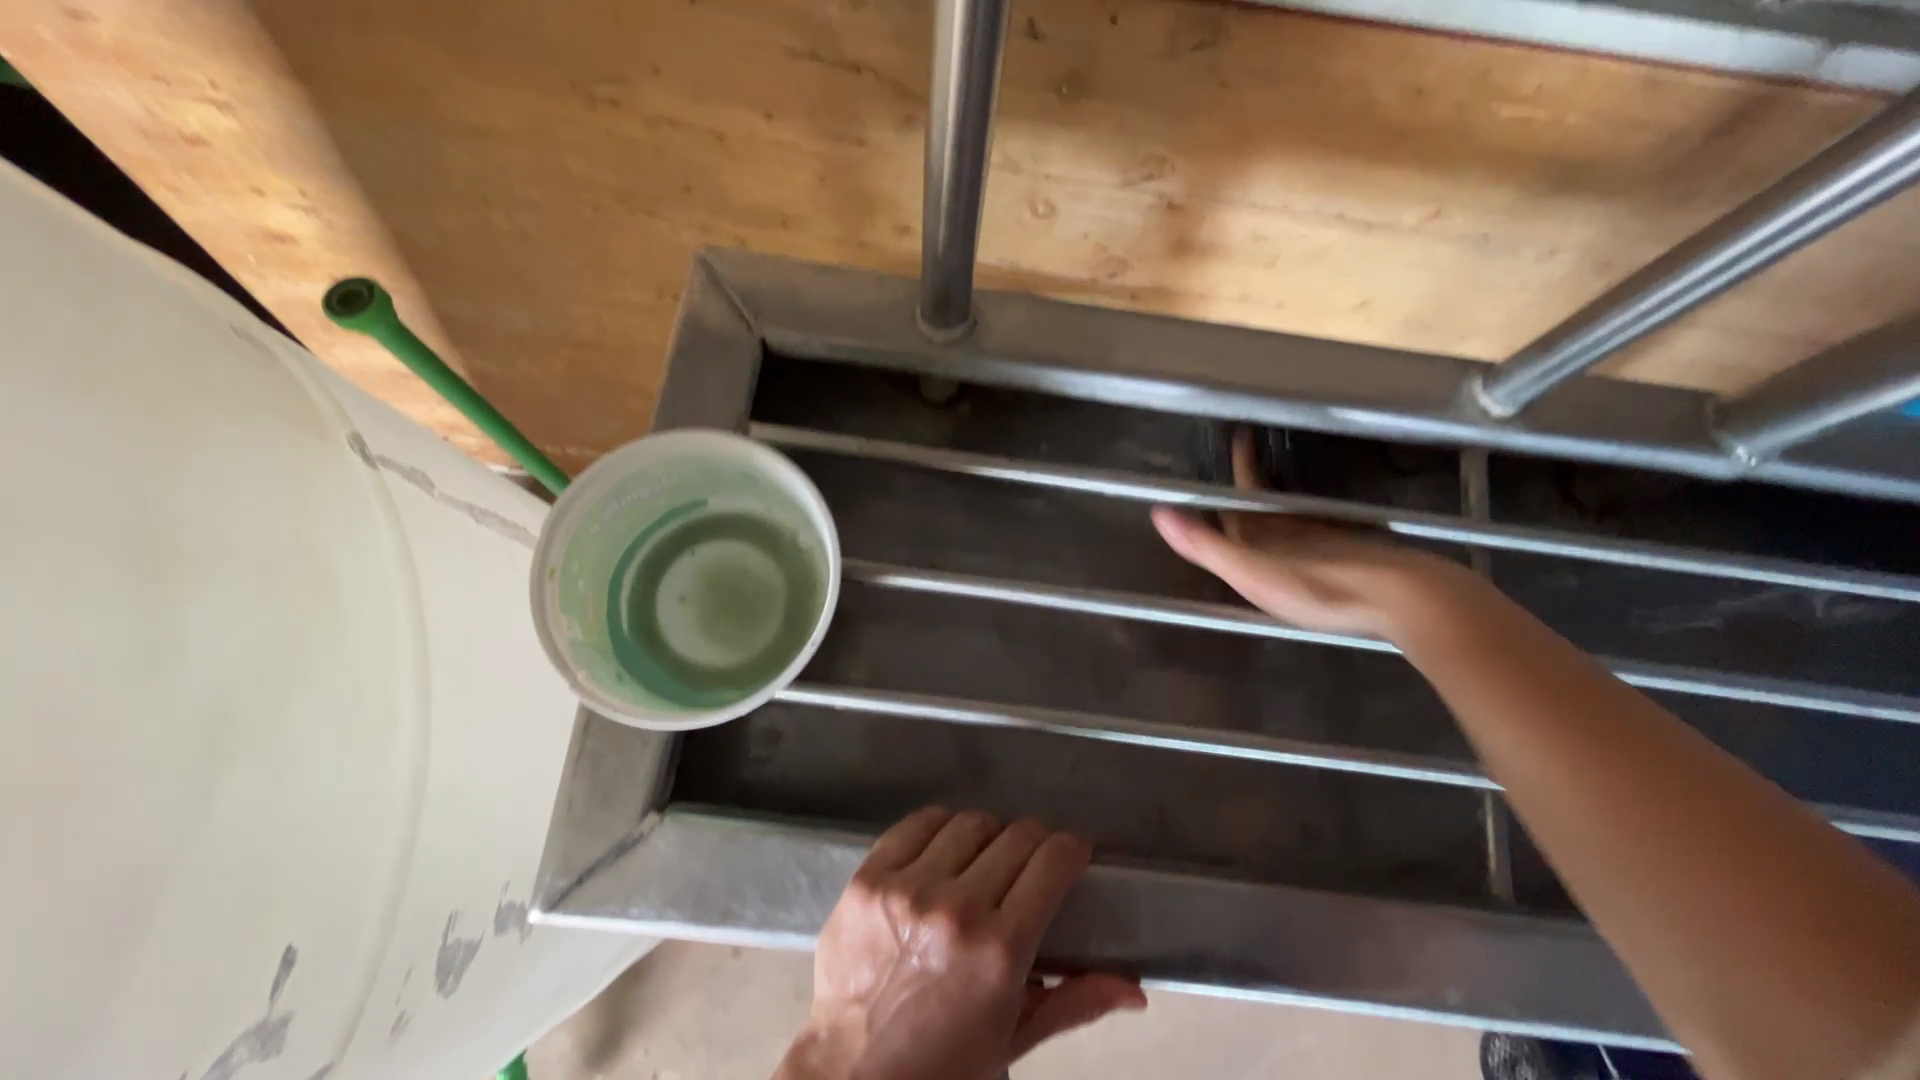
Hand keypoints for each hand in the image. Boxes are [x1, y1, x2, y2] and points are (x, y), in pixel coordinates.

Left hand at [775, 808, 1145, 1079]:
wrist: (850, 1074)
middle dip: (1034, 842)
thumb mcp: (1013, 1039)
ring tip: (985, 858)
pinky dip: (939, 828)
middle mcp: (955, 909)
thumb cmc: (942, 1063)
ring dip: (988, 835)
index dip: (1071, 849)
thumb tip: (1135, 990)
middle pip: (1015, 836)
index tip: (1073, 853)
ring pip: (969, 824)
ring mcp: (905, 889)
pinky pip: (916, 824)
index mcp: (1000, 950)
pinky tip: (944, 849)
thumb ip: (1075, 1004)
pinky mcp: (868, 878)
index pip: (1052, 862)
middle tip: (1031, 861)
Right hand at [1152, 429, 1475, 637]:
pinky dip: (1314, 532)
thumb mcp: (1249, 571)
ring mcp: (1330, 540)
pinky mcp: (1357, 557)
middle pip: (1272, 501)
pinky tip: (1317, 543)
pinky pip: (1325, 537)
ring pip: (1300, 518)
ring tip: (1277, 501)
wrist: (1394, 595)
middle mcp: (1297, 528)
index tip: (1240, 433)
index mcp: (1267, 530)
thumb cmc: (1315, 585)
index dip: (1242, 463)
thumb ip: (1205, 545)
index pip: (1248, 488)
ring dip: (1285, 507)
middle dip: (1259, 480)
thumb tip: (1158, 511)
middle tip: (1252, 462)